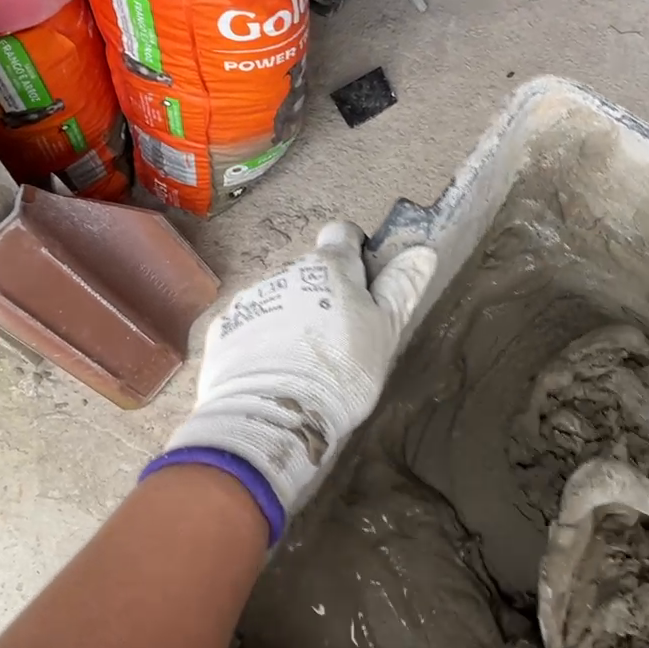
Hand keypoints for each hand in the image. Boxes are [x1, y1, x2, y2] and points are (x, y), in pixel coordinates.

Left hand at [148, 222, 435, 543]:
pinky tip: (274, 372)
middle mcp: (287, 270)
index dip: (356, 252)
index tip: (364, 283)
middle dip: (324, 294)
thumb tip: (423, 250)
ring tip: (304, 362)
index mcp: (330, 265)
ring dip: (293, 317)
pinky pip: (252, 325)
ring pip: (282, 298)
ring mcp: (251, 298)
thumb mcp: (386, 330)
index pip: (343, 232)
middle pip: (311, 272)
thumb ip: (401, 287)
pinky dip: (264, 340)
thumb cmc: (343, 368)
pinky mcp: (225, 328)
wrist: (273, 414)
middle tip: (340, 337)